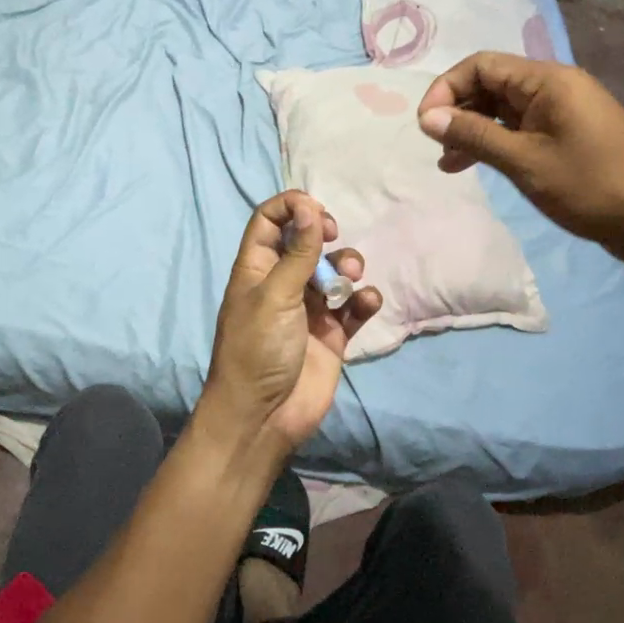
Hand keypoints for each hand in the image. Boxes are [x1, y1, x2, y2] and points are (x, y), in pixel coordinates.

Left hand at [204, 192, 382, 453]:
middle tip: (335, 236)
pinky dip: (363, 300)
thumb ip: (297, 252)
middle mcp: (282, 283)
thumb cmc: (258, 349)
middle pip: (306, 241)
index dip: (291, 207)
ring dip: (347, 266)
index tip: (316, 209)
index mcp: (256, 267)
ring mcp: (308, 309)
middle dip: (324, 233)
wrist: (263, 417)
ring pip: (334, 272)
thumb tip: (309, 205)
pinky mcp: (332, 335)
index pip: (269, 220)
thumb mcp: (275, 295)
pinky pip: (353, 307)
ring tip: (351, 278)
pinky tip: (367, 303)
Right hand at [416, 52, 623, 265]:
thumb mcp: (525, 162)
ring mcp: (565, 112)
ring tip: (449, 162)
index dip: (446, 89)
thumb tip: (427, 117)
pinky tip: (474, 166)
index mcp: (548, 81)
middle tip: (436, 145)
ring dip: (473, 130)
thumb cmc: (593, 188)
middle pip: (491, 84)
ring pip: (503, 109)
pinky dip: (495, 142)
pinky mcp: (570, 136)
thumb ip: (474, 135)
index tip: (426, 125)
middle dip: (457, 110)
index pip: (480, 65)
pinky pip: (521, 128)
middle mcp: (556, 87)